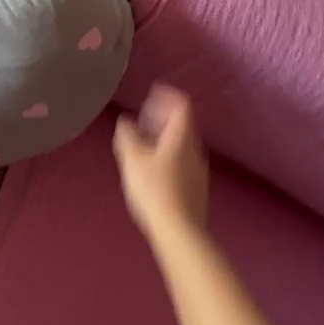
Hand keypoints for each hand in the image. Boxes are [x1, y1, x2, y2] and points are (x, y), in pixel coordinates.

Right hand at [113, 83, 208, 238]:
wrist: (180, 233)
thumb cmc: (154, 190)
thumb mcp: (132, 160)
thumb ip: (127, 136)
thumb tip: (125, 121)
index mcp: (180, 138)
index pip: (181, 105)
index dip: (167, 95)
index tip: (151, 92)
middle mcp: (194, 150)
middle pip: (182, 124)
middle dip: (162, 116)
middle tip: (143, 116)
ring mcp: (198, 170)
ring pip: (181, 143)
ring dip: (164, 136)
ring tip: (143, 142)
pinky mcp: (196, 188)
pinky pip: (182, 160)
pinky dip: (168, 153)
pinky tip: (153, 167)